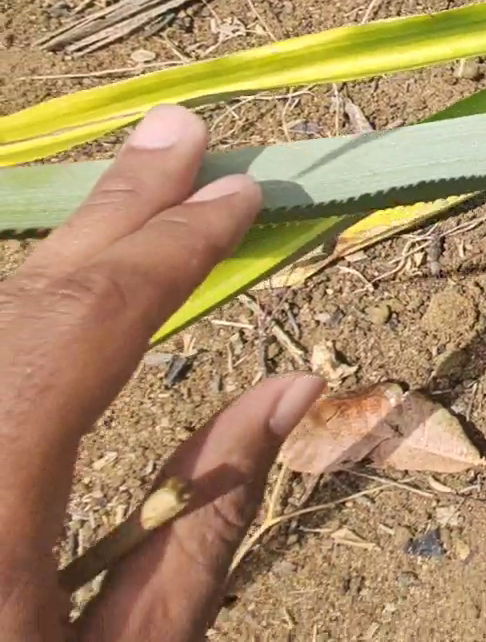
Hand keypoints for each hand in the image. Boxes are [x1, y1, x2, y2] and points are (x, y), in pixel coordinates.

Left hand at [0, 106, 321, 639]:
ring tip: (113, 202)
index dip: (171, 244)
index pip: (85, 322)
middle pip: (6, 303)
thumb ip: (209, 514)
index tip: (241, 190)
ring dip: (41, 258)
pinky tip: (47, 286)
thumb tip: (293, 385)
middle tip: (176, 134)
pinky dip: (10, 317)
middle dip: (103, 212)